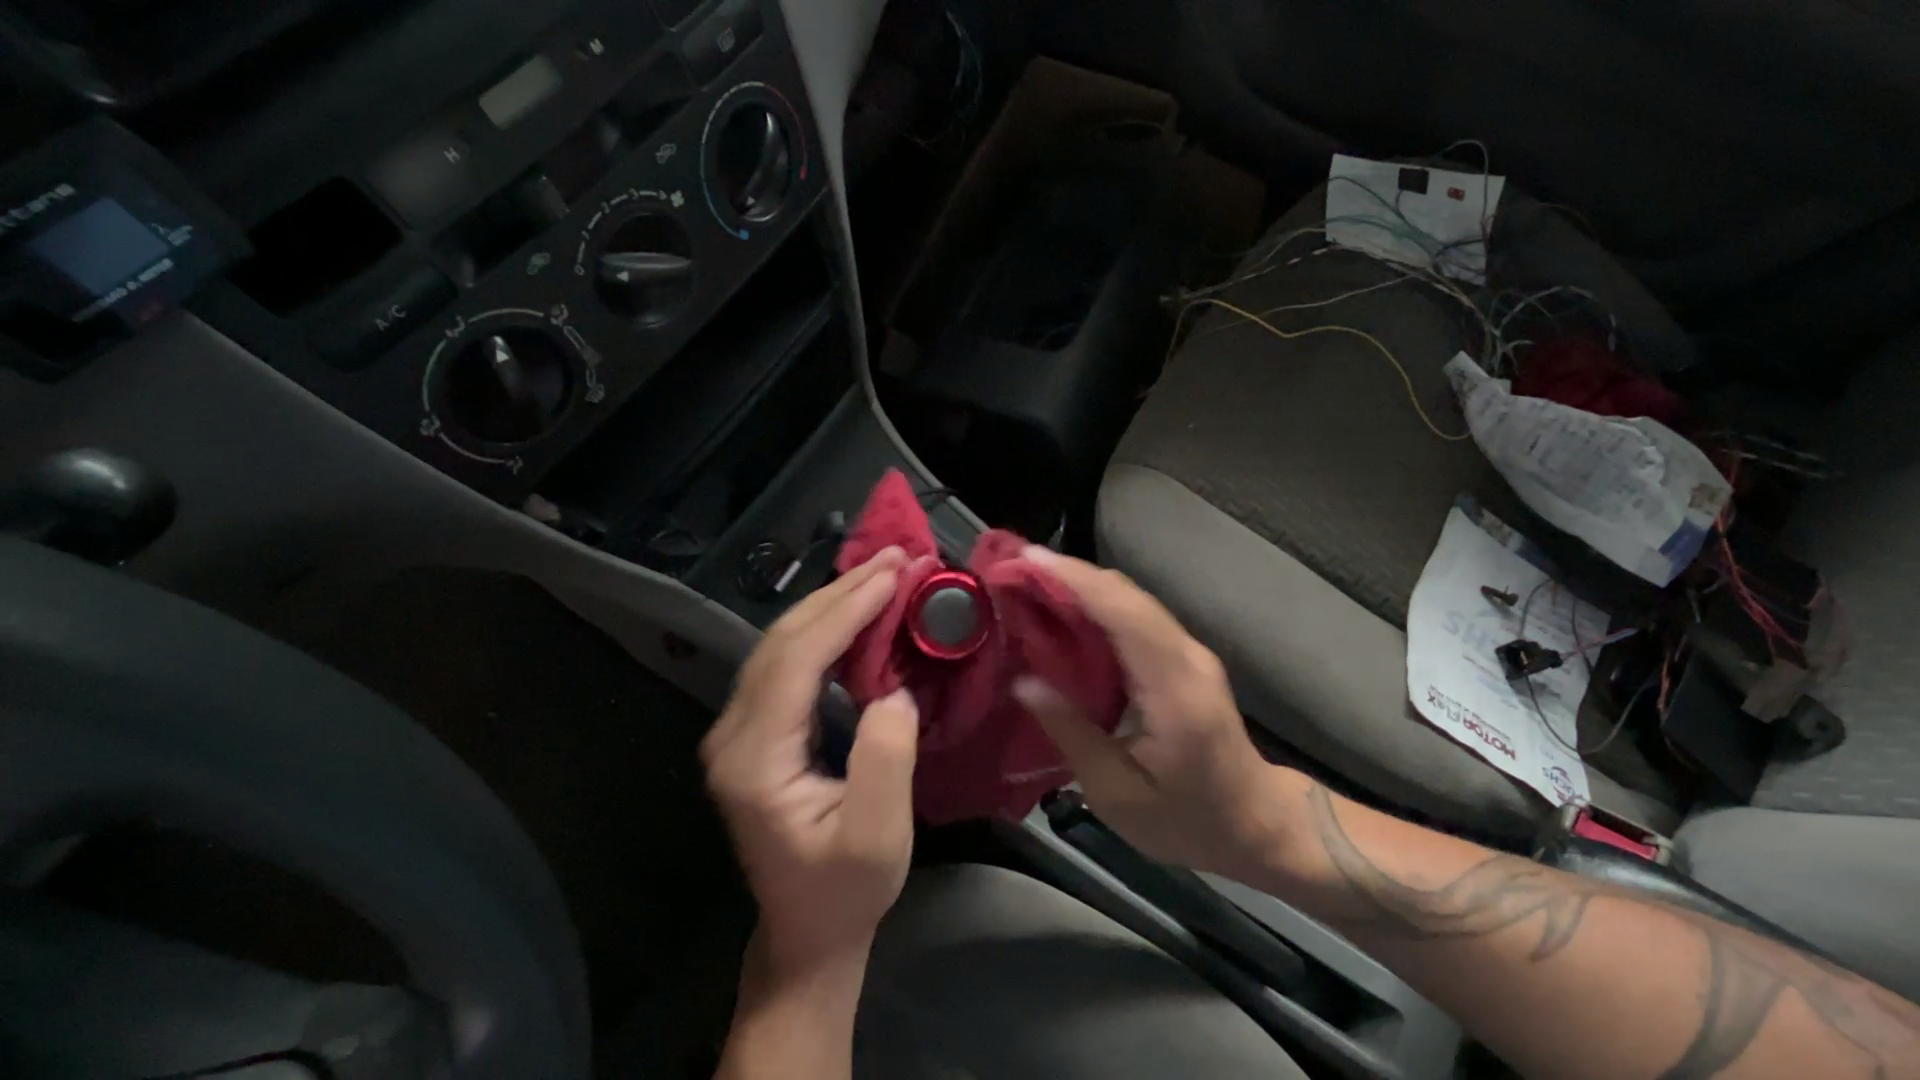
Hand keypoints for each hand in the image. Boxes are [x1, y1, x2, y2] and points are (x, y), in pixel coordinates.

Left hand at [702, 548, 919, 975]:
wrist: (808, 931)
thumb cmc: (846, 891)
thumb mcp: (878, 836)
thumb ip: (884, 759)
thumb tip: (893, 690)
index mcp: (754, 760)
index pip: (795, 661)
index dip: (844, 611)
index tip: (895, 575)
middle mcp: (732, 736)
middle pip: (780, 641)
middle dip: (839, 593)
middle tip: (897, 558)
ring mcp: (737, 732)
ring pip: (778, 645)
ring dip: (831, 604)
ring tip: (884, 573)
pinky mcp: (754, 732)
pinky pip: (785, 663)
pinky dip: (824, 629)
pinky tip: (856, 610)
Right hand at [1012, 548, 1296, 878]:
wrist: (1255, 823)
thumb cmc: (1185, 819)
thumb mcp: (1116, 792)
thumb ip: (1071, 733)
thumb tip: (1024, 682)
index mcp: (1173, 689)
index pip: (1123, 613)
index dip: (1073, 580)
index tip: (1023, 560)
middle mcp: (1187, 657)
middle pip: (1127, 596)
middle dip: (1068, 576)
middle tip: (1011, 573)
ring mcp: (1191, 654)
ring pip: (1132, 601)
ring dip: (1081, 587)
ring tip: (1027, 585)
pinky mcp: (1185, 658)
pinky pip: (1136, 617)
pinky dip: (1097, 606)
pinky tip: (1064, 613)